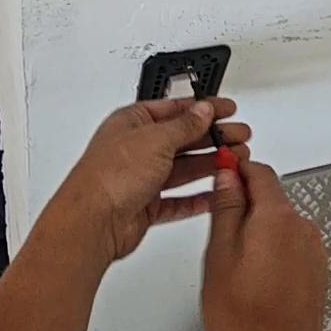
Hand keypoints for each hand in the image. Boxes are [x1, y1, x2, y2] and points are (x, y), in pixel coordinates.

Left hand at [44, 98, 250, 261]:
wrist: (93, 223)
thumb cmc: (109, 177)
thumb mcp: (155, 139)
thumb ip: (184, 125)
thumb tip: (203, 111)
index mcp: (133, 122)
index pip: (175, 109)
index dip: (203, 108)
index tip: (227, 109)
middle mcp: (137, 148)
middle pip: (183, 138)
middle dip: (213, 137)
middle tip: (238, 136)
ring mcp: (141, 178)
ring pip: (184, 168)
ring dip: (210, 164)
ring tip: (235, 160)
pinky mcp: (146, 206)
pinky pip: (178, 200)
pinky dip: (198, 198)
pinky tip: (214, 193)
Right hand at [201, 157, 327, 330]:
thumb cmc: (244, 324)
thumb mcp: (218, 257)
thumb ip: (226, 208)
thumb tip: (227, 176)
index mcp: (278, 218)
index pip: (259, 171)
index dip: (236, 168)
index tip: (220, 171)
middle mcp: (302, 229)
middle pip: (270, 197)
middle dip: (244, 205)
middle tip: (218, 235)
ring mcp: (313, 250)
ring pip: (279, 222)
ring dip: (257, 231)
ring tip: (235, 268)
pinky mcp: (317, 270)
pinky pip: (290, 245)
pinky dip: (272, 251)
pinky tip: (255, 281)